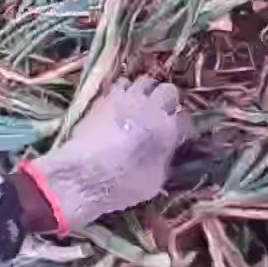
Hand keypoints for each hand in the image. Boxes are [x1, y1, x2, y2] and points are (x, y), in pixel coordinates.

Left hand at [26, 76, 187, 231]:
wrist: (82, 175)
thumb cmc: (123, 185)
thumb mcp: (155, 181)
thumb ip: (165, 160)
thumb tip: (165, 151)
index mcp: (168, 129)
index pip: (185, 118)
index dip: (181, 125)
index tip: (176, 133)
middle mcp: (151, 108)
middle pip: (168, 90)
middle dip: (167, 100)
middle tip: (160, 114)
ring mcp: (126, 98)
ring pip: (143, 81)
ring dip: (145, 92)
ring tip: (139, 105)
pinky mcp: (104, 98)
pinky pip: (119, 85)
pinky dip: (123, 91)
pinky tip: (118, 104)